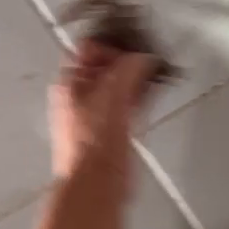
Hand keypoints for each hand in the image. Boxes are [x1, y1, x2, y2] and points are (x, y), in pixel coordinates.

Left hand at [48, 41, 156, 185]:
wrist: (96, 183)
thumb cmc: (95, 136)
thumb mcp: (111, 91)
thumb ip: (129, 67)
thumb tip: (145, 57)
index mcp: (69, 82)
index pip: (88, 49)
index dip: (111, 44)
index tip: (135, 45)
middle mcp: (79, 95)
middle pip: (105, 67)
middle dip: (129, 59)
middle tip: (152, 54)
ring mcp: (96, 113)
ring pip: (119, 85)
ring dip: (138, 76)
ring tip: (160, 69)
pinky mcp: (113, 130)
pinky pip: (128, 104)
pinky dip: (142, 94)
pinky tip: (159, 87)